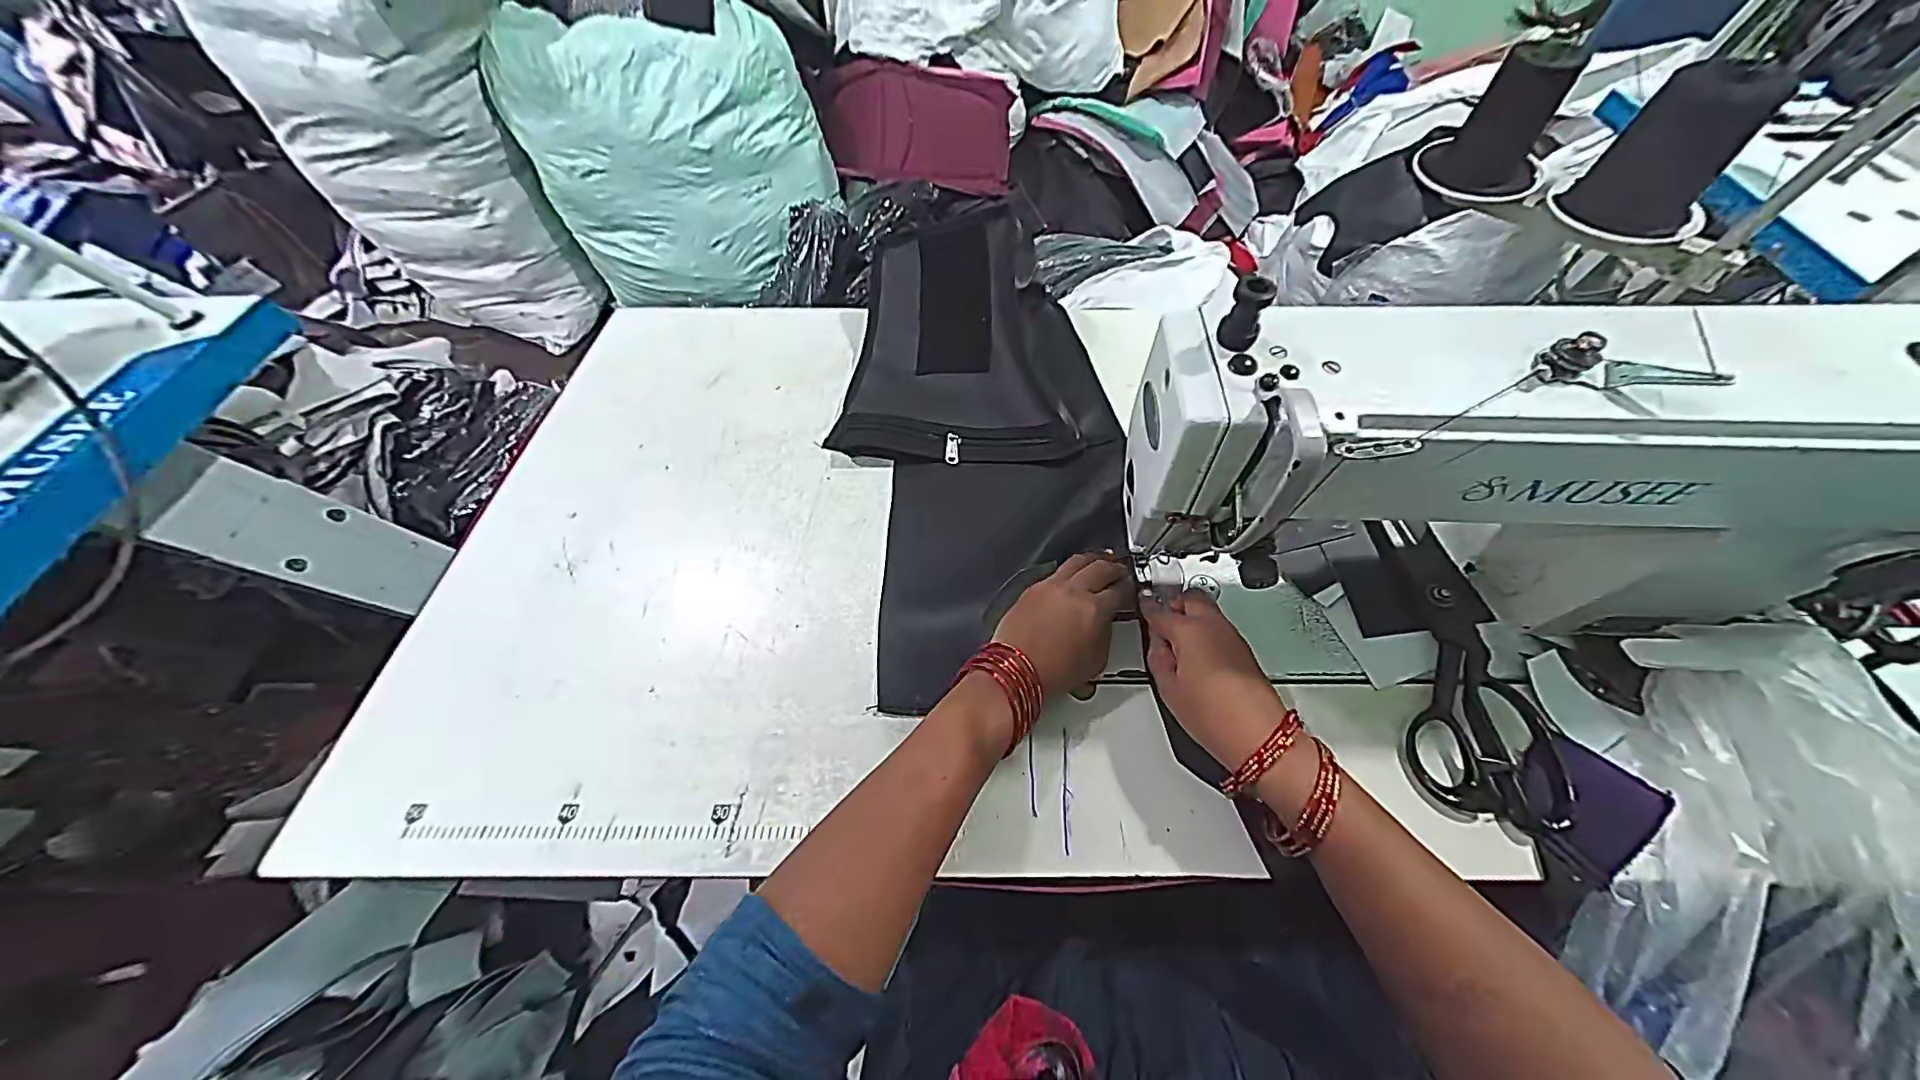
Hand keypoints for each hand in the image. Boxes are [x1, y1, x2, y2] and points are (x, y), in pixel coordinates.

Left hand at [993, 553, 1130, 697]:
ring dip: (1093, 560)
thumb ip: (1105, 634)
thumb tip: (1105, 622)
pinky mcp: (1032, 588)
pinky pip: (1056, 571)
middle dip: (1115, 567)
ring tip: (1099, 562)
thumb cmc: (1049, 671)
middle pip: (1101, 566)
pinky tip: (1071, 574)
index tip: (1128, 590)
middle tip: (1120, 571)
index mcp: (1094, 609)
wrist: (1015, 670)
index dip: (1128, 589)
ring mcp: (1050, 587)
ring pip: (1077, 561)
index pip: (1120, 589)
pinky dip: (1069, 569)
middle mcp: (1072, 592)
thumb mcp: (1095, 661)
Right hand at [1141, 588, 1289, 767]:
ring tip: (1177, 638)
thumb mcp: (1168, 688)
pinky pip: (1219, 627)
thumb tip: (1157, 646)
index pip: (1160, 610)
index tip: (1143, 606)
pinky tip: (1196, 652)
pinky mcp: (1244, 649)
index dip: (1147, 607)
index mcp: (1189, 630)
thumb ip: (1157, 658)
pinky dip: (1205, 631)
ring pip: (1207, 610)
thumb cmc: (1217, 715)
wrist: (1258, 734)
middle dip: (1173, 602)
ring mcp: (1232, 636)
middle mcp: (1213, 625)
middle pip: (1189, 597)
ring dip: (1191, 615)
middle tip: (1161, 615)